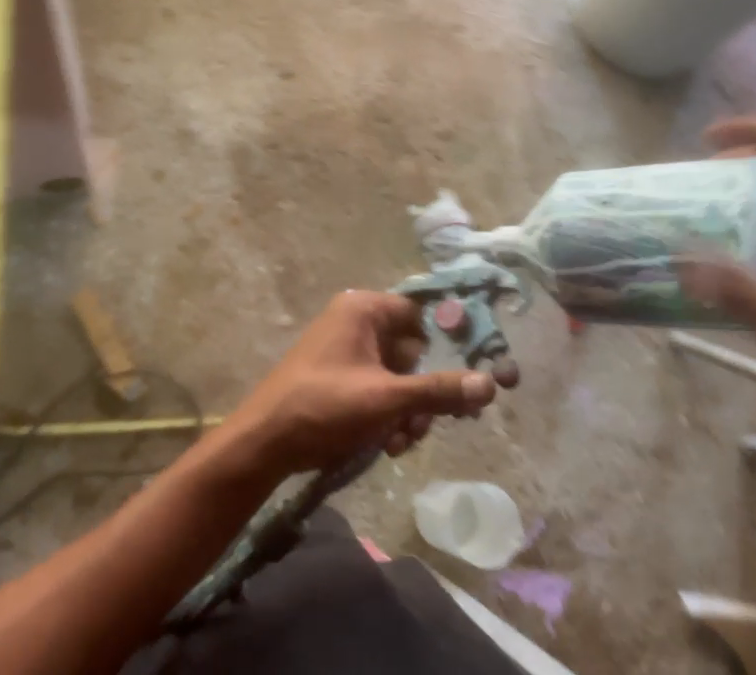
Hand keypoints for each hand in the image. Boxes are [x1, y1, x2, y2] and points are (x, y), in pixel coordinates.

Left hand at [227, 290, 498, 477]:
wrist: (265, 442)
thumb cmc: (325, 406)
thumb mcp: (387, 399)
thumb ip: (439, 391)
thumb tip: (490, 384)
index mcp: (363, 310)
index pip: (422, 315)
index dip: (447, 344)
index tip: (471, 375)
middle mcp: (355, 322)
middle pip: (413, 352)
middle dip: (424, 393)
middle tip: (430, 423)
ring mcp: (345, 352)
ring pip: (398, 377)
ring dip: (408, 411)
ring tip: (402, 440)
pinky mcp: (339, 380)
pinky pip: (378, 390)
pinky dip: (387, 416)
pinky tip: (387, 444)